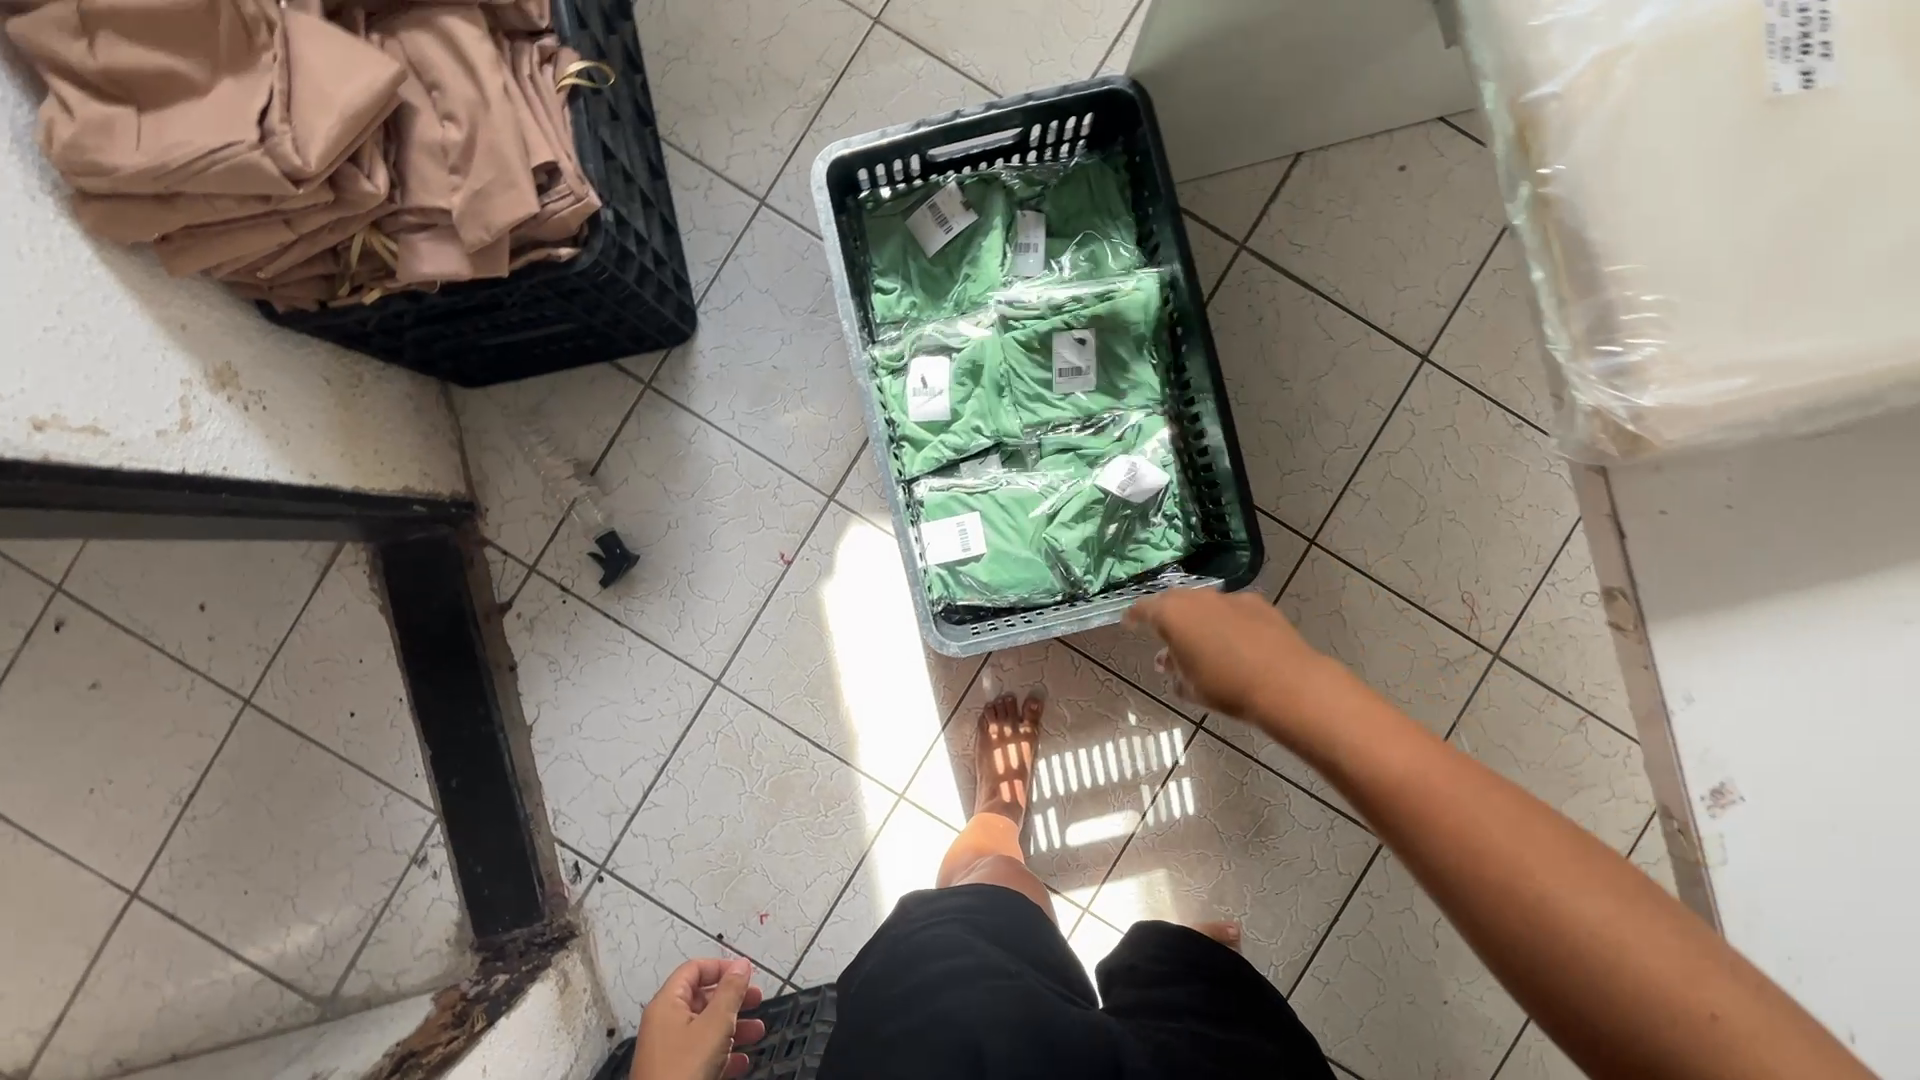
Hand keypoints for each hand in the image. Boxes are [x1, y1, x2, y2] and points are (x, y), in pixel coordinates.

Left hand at [631, 957, 766, 1079]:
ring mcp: (669, 1050)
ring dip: (734, 1028)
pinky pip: (702, 1054)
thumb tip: (742, 964)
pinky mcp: (674, 1073)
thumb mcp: (715, 1024)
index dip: (721, 967)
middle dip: (734, 1000)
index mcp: (668, 1003)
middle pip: (703, 999)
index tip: (747, 975)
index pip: (694, 970)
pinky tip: (742, 1062)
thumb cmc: (687, 1065)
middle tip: (759, 1002)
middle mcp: (665, 1022)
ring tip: (758, 1033)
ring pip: (706, 1028)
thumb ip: (731, 992)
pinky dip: (723, 1053)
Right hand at [1124, 588, 1331, 726]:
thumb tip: (1168, 662)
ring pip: (1204, 604)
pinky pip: (1231, 610)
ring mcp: (1229, 598)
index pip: (1143, 610)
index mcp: (1171, 615)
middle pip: (1174, 602)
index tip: (1128, 623)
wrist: (1286, 683)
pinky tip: (1234, 641)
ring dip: (1197, 620)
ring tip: (1200, 643)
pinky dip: (1225, 621)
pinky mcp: (1258, 604)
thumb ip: (1174, 671)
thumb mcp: (1189, 687)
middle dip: (1167, 617)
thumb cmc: (1226, 688)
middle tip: (1165, 636)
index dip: (1133, 617)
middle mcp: (1197, 598)